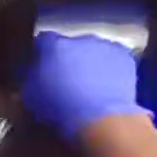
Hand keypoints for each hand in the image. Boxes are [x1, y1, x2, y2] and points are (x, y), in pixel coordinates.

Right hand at [21, 31, 147, 139]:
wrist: (100, 117)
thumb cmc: (58, 107)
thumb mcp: (30, 95)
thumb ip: (30, 77)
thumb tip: (33, 72)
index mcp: (54, 46)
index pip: (41, 40)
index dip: (39, 53)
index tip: (37, 65)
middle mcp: (80, 39)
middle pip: (69, 44)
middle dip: (65, 57)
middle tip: (62, 78)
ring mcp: (106, 46)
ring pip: (92, 50)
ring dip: (87, 62)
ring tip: (84, 84)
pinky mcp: (126, 58)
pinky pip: (111, 59)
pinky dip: (106, 69)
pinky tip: (102, 86)